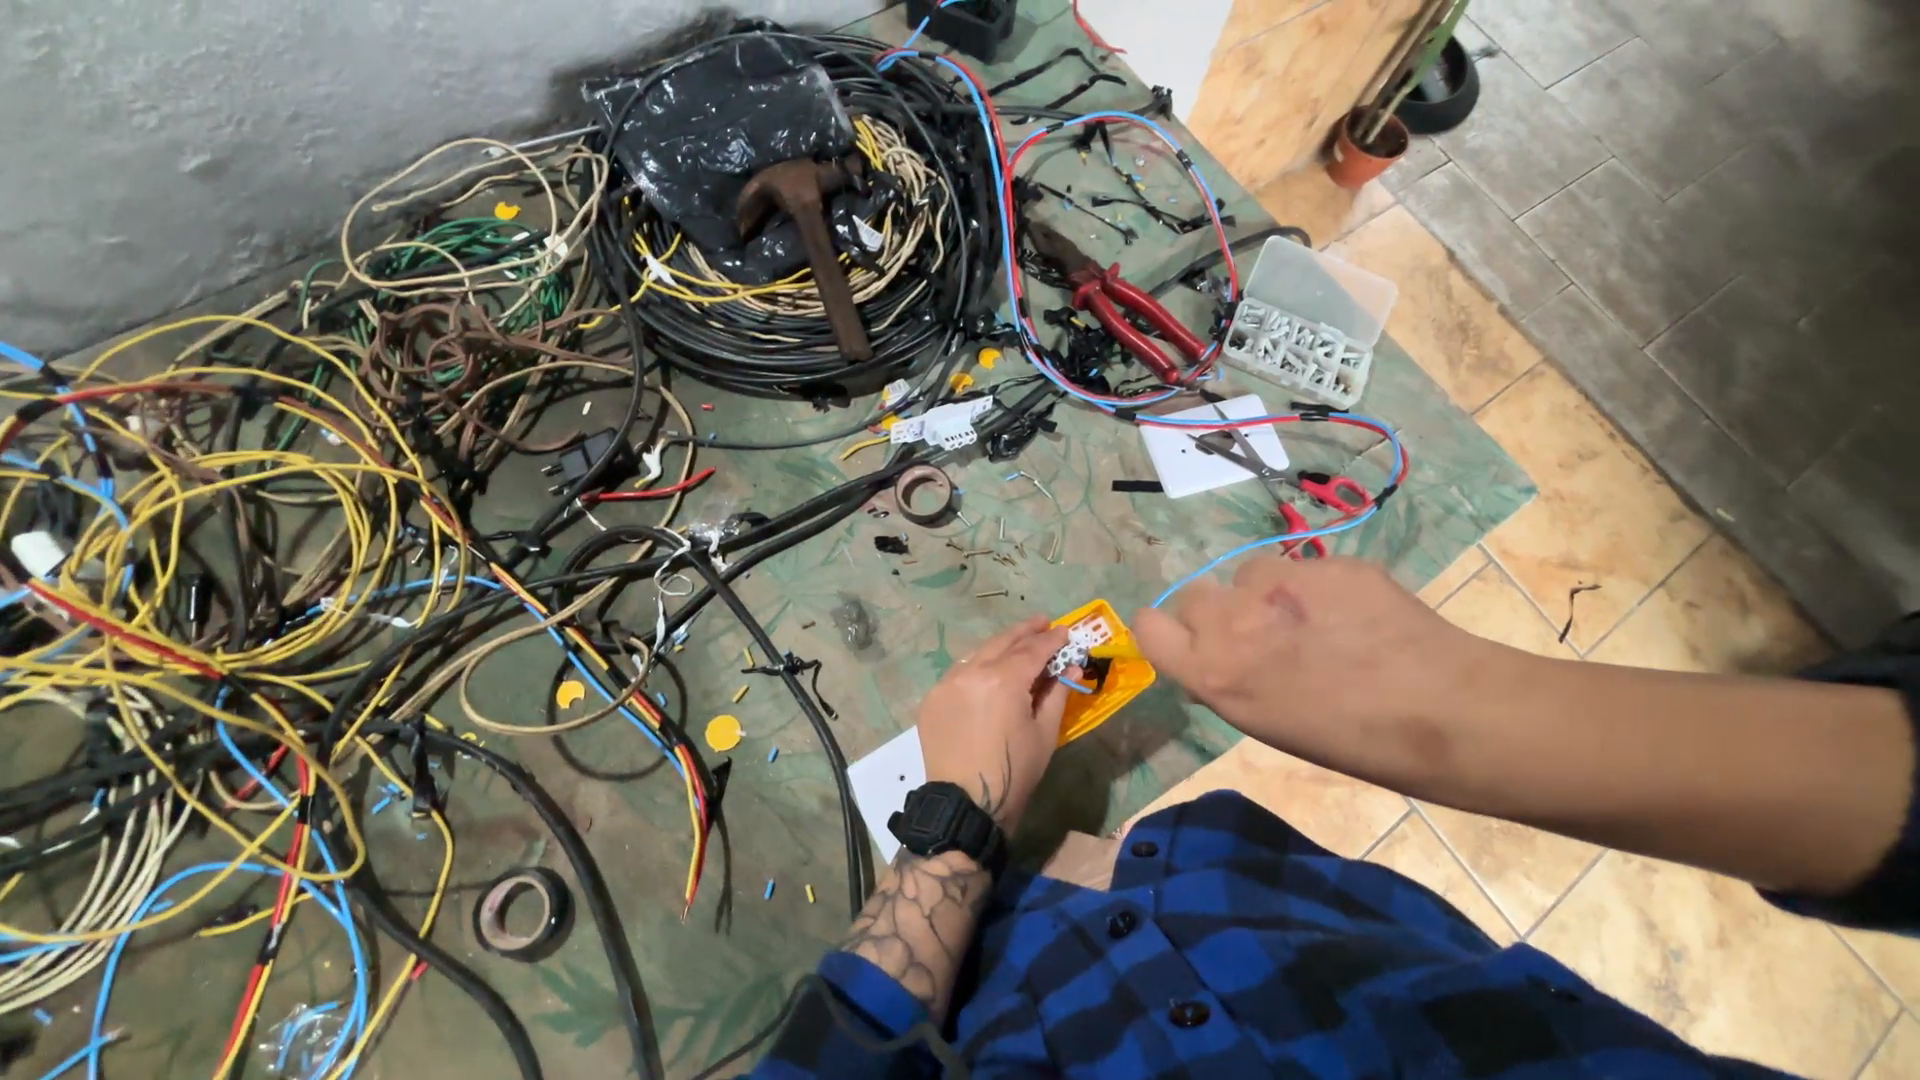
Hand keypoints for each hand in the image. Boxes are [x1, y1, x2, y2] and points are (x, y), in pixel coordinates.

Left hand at [918, 615, 1073, 832]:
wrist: (966, 805)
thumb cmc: (1014, 772)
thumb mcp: (1044, 733)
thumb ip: (1057, 693)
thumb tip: (1071, 667)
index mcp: (1002, 680)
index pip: (1032, 650)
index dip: (1051, 640)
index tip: (1066, 631)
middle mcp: (970, 673)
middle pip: (1002, 643)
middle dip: (1024, 632)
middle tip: (1043, 623)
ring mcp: (946, 685)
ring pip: (977, 654)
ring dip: (999, 646)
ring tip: (1018, 643)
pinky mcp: (932, 700)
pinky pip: (959, 674)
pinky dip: (977, 667)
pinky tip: (989, 671)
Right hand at [1133, 556, 1494, 768]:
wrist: (1444, 713)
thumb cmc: (1349, 742)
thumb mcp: (1265, 724)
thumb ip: (1227, 681)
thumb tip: (1216, 661)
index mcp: (1213, 672)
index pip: (1148, 625)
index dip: (1167, 630)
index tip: (1190, 640)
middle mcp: (1233, 621)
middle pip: (1195, 595)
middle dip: (1219, 612)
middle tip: (1261, 635)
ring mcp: (1280, 584)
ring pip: (1247, 574)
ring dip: (1266, 594)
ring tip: (1313, 621)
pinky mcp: (1327, 563)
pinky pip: (1302, 567)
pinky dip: (1317, 586)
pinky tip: (1354, 613)